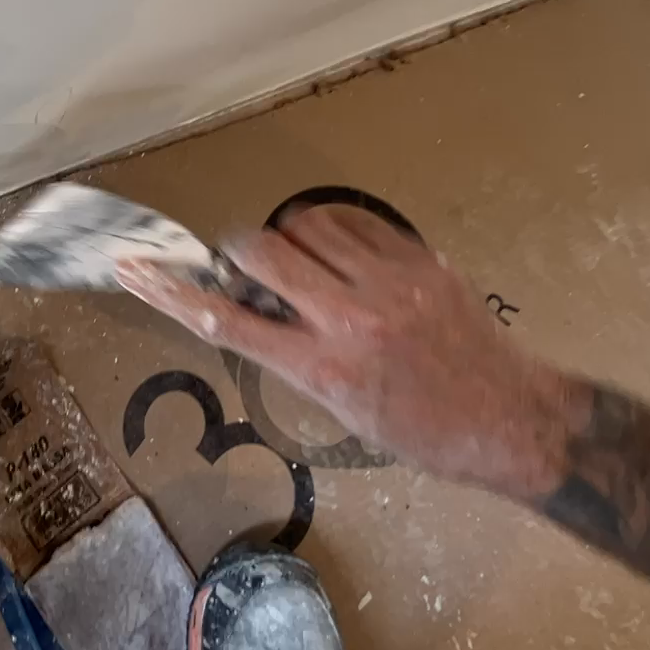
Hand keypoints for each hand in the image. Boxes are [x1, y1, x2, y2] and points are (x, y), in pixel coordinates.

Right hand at [117, 205, 588, 497]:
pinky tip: (342, 252)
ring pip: (304, 224)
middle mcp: (350, 320)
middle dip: (240, 250)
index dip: (168, 290)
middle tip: (249, 263)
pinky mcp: (420, 262)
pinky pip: (353, 220)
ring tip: (306, 261)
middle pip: (259, 252)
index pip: (224, 320)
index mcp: (321, 368)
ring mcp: (390, 285)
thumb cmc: (418, 428)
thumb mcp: (336, 405)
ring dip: (289, 236)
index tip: (131, 267)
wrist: (517, 422)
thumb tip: (247, 300)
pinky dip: (331, 228)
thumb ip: (286, 348)